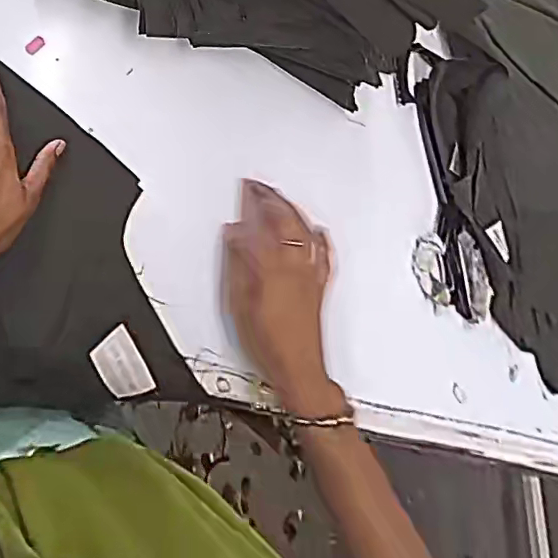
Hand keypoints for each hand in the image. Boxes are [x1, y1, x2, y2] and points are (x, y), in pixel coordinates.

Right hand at [224, 180, 344, 417]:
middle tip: (259, 187)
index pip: (260, 224)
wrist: (298, 369)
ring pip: (304, 231)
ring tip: (280, 197)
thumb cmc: (267, 341)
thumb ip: (236, 263)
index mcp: (270, 266)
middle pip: (284, 221)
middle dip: (271, 199)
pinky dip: (319, 237)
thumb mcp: (238, 301)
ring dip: (292, 210)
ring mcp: (309, 274)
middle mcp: (294, 265)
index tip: (244, 190)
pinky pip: (322, 253)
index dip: (251, 204)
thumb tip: (234, 236)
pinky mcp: (319, 285)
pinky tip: (316, 230)